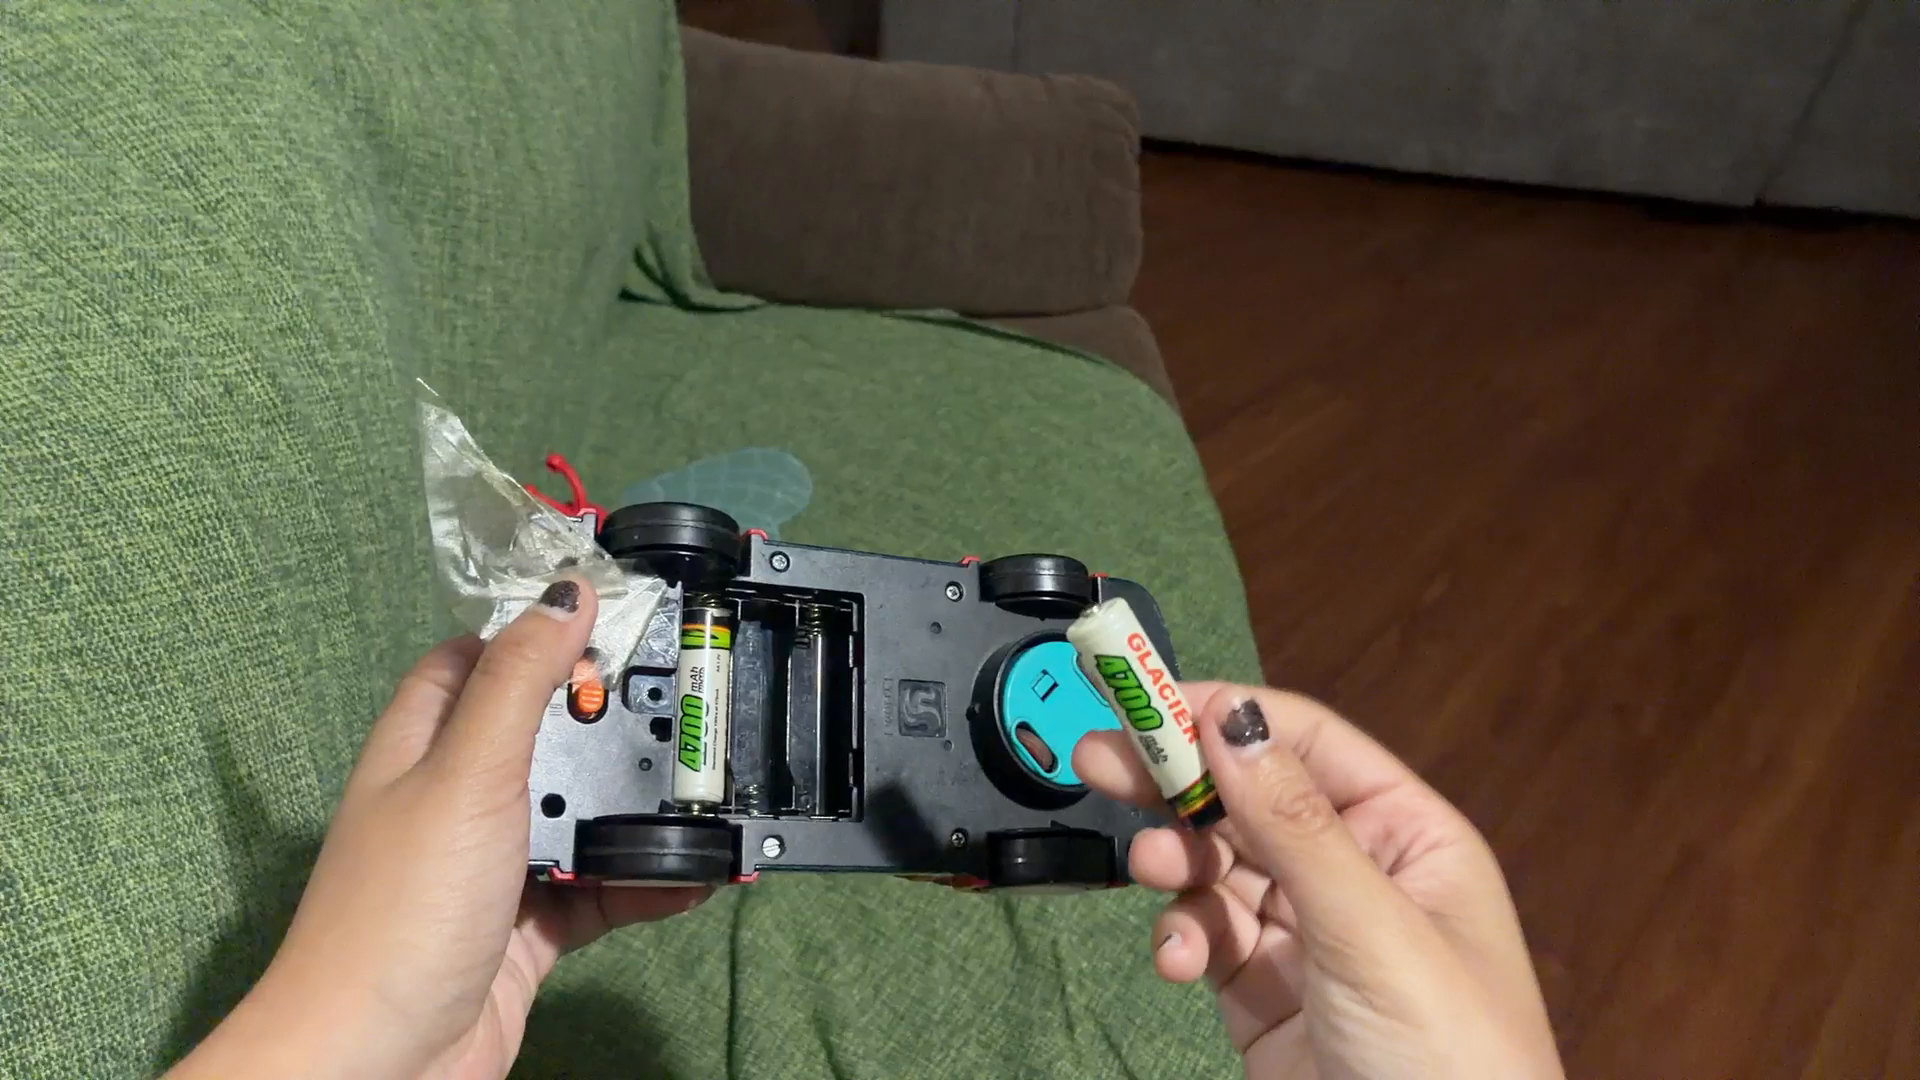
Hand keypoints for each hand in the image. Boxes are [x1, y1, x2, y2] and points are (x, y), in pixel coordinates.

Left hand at [168, 577, 709, 1079]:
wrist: (382, 1072)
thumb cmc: (412, 901)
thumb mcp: (470, 772)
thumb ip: (522, 680)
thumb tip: (570, 590)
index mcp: (431, 744)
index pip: (480, 659)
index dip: (539, 631)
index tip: (615, 619)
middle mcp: (466, 792)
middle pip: (549, 728)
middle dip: (610, 715)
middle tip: (682, 700)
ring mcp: (504, 856)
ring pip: (584, 804)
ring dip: (639, 801)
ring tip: (705, 783)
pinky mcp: (540, 914)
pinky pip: (607, 877)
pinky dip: (650, 874)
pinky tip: (699, 871)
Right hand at [1075, 682, 1563, 1079]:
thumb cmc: (1440, 1063)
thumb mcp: (1371, 935)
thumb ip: (1294, 823)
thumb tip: (1229, 713)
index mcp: (1399, 833)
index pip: (1300, 743)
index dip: (1223, 714)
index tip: (1145, 703)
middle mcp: (1347, 865)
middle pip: (1242, 793)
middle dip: (1174, 777)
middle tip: (1095, 758)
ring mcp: (1298, 924)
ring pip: (1215, 857)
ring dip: (1175, 859)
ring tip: (1150, 871)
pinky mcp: (1257, 979)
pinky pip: (1205, 928)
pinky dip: (1181, 934)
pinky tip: (1174, 961)